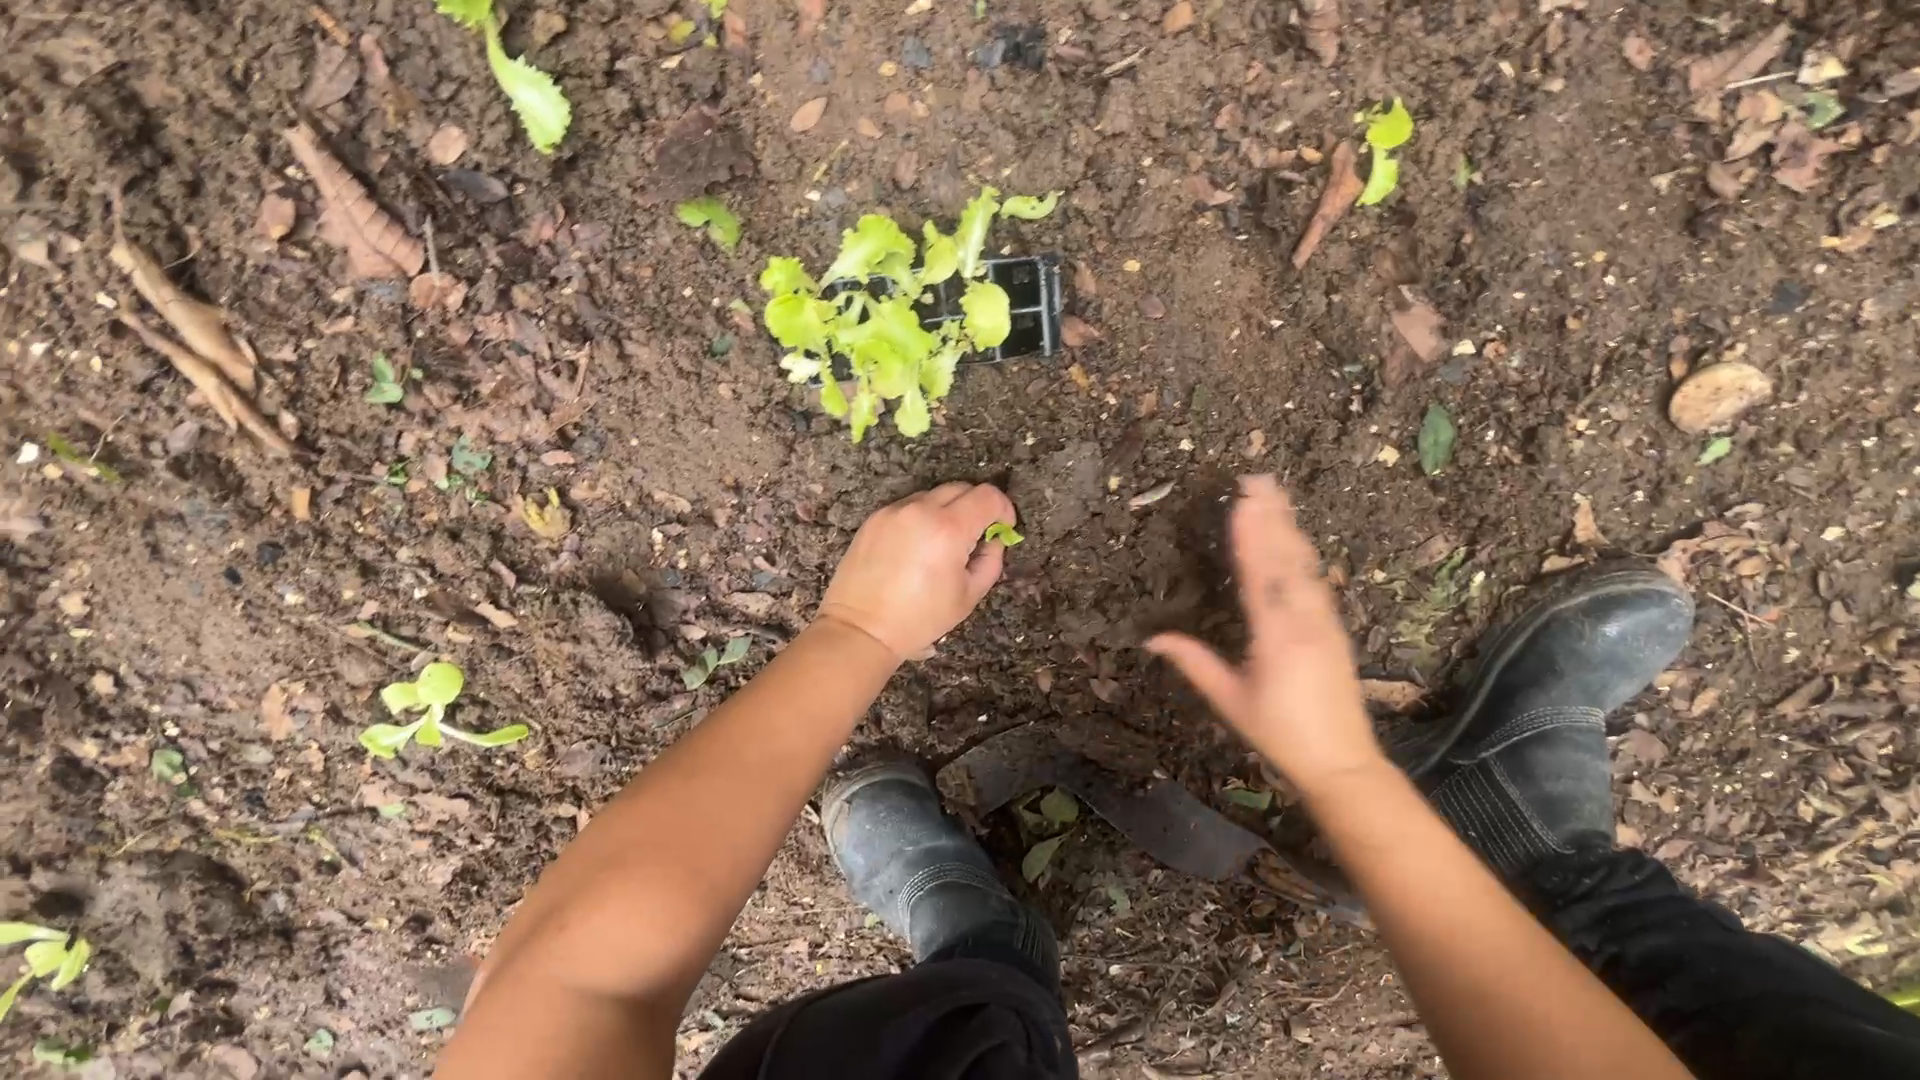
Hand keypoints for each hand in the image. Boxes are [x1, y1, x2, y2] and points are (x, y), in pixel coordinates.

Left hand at [815, 482, 1015, 659]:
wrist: (861, 629)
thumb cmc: (919, 619)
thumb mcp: (969, 596)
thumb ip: (991, 561)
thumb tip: (994, 540)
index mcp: (948, 529)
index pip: (987, 496)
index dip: (1003, 509)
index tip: (1003, 528)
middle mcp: (920, 510)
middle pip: (961, 488)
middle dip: (976, 507)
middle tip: (976, 536)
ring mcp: (893, 511)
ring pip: (933, 495)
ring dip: (947, 511)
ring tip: (943, 544)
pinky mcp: (874, 518)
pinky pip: (908, 507)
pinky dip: (921, 518)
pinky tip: (917, 547)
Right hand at [1145, 475, 1385, 797]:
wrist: (1342, 763)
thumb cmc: (1279, 734)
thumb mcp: (1230, 701)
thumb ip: (1194, 664)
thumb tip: (1151, 639)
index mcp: (1277, 637)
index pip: (1260, 575)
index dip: (1250, 536)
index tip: (1240, 502)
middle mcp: (1306, 622)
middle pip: (1288, 559)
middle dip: (1273, 517)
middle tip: (1259, 479)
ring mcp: (1326, 623)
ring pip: (1306, 566)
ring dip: (1290, 527)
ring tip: (1277, 495)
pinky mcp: (1336, 629)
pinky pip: (1318, 582)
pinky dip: (1304, 553)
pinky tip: (1297, 538)